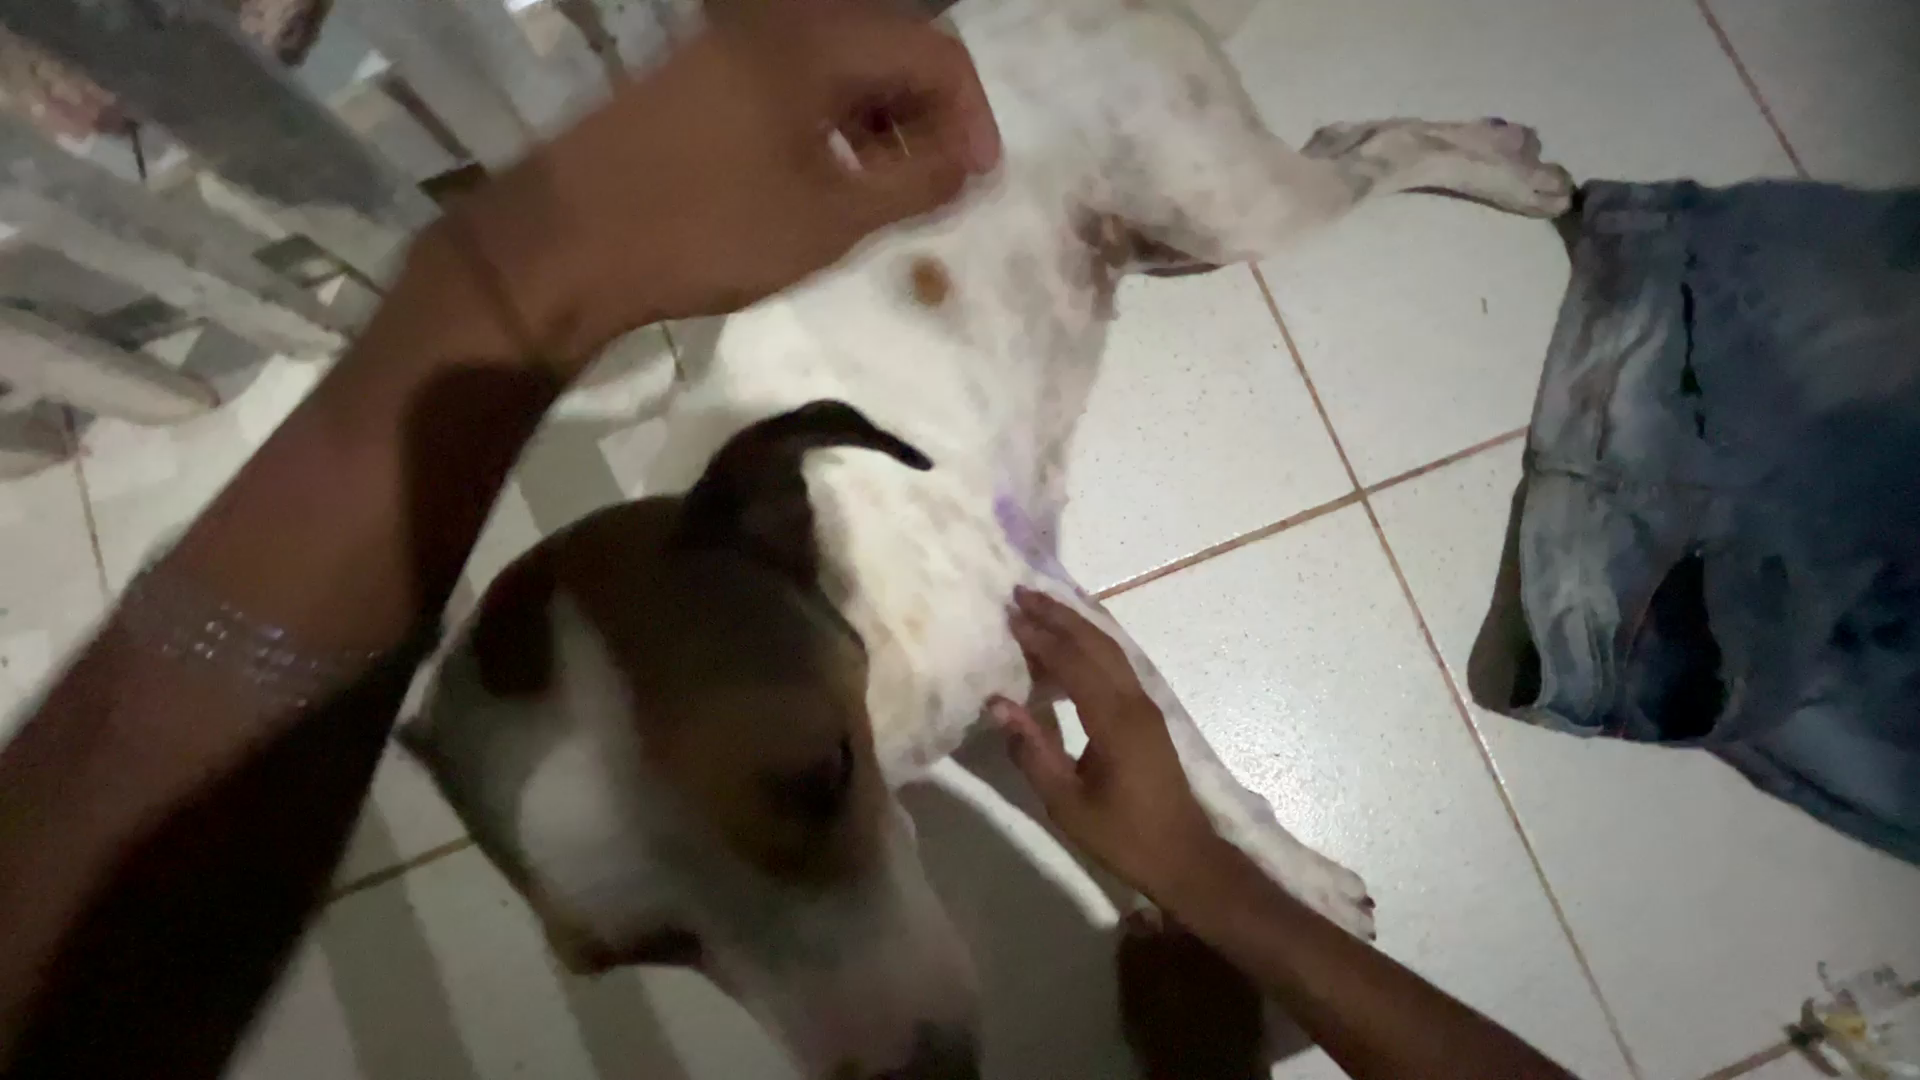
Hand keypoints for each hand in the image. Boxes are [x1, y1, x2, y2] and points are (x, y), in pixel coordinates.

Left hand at [443, 0, 999, 373]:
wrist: (576, 242)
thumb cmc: (712, 232)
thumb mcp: (832, 218)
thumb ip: (916, 183)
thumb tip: (975, 160)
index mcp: (814, 38)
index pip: (935, 49)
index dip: (972, 116)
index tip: (979, 182)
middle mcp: (776, 18)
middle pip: (890, 48)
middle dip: (930, 119)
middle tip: (937, 191)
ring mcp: (734, 43)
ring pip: (843, 68)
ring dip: (884, 124)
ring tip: (891, 193)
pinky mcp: (707, 75)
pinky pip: (797, 84)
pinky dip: (835, 126)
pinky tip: (833, 177)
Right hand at [989, 588, 1230, 903]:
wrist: (1187, 859)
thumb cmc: (1124, 836)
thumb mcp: (1067, 803)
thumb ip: (1032, 751)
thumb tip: (998, 704)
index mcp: (1115, 719)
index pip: (1073, 662)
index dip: (1041, 636)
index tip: (1011, 614)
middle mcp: (1135, 700)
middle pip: (1096, 642)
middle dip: (1059, 614)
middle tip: (1023, 592)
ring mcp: (1146, 705)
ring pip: (1111, 648)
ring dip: (1076, 624)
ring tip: (1042, 607)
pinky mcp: (1147, 714)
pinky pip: (1117, 663)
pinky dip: (1091, 643)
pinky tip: (1072, 643)